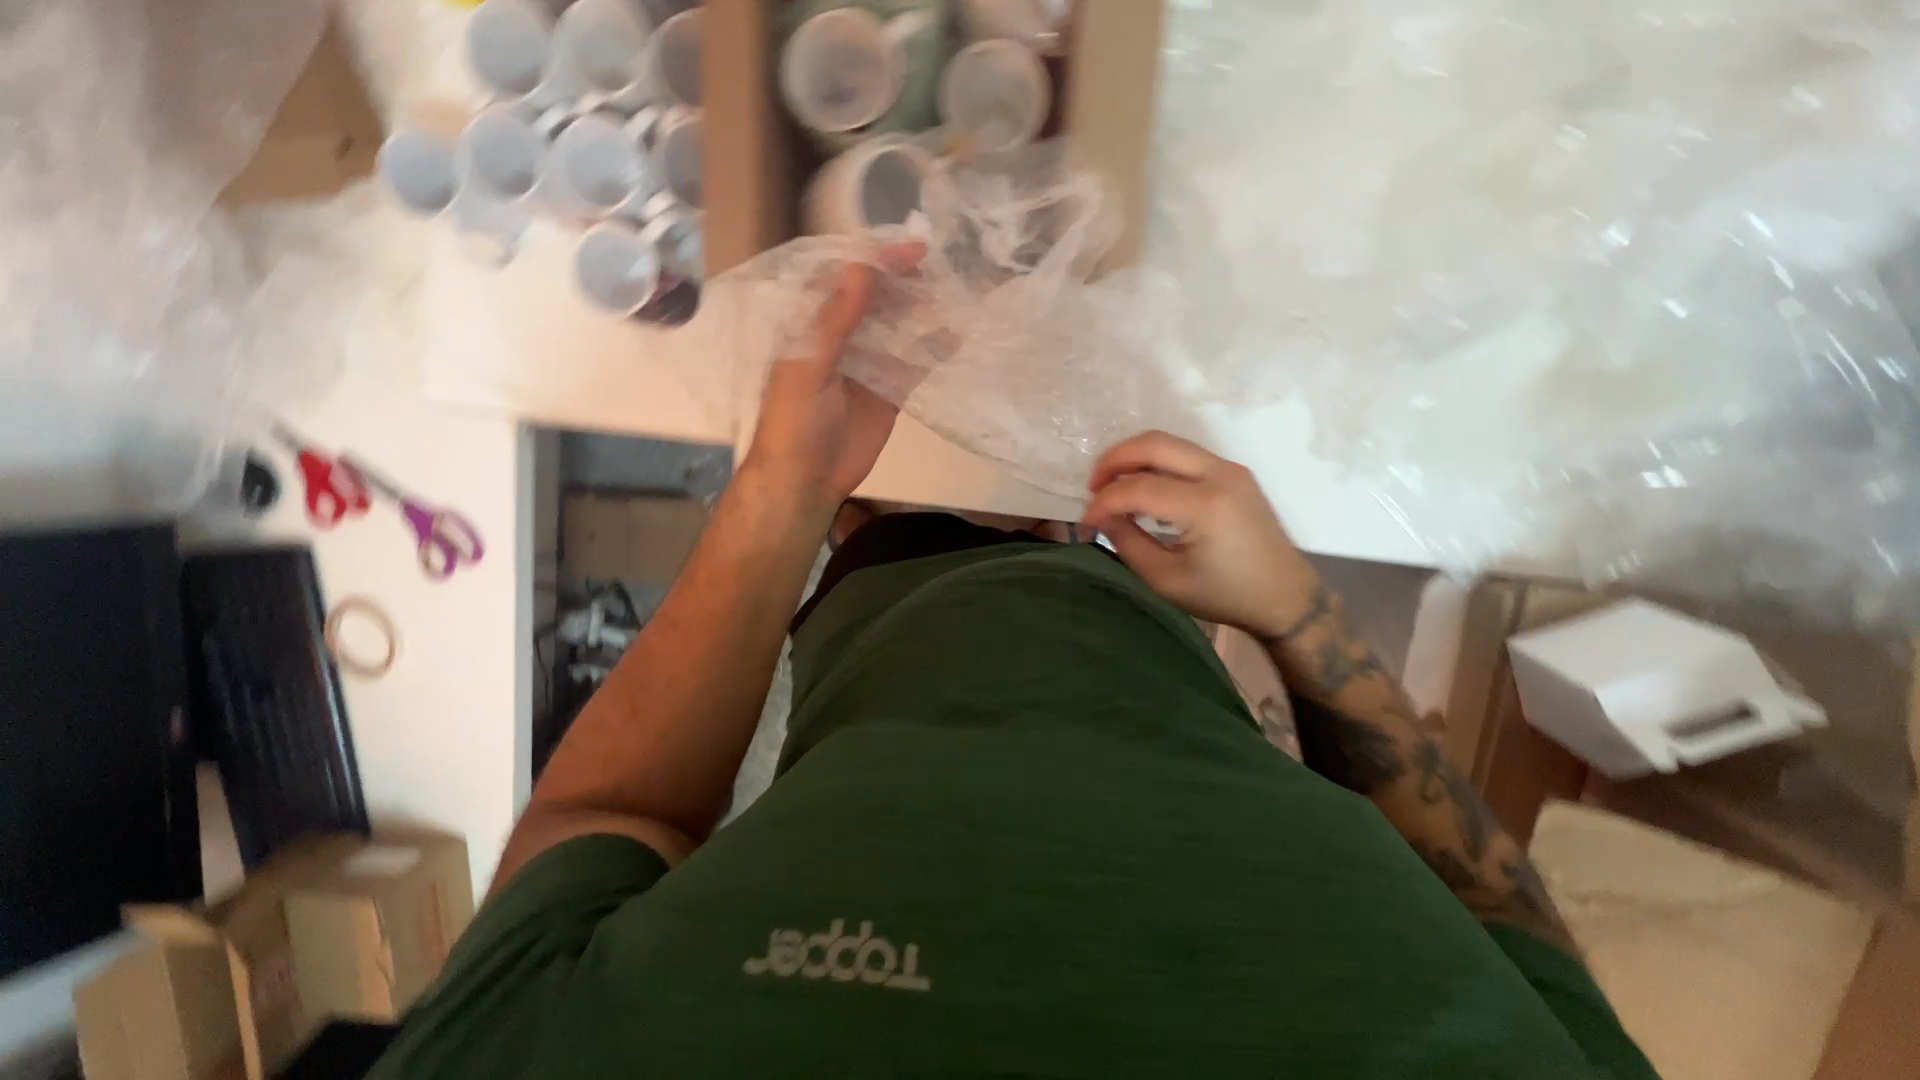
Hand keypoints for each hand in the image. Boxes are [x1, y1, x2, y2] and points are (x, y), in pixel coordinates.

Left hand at [744, 242, 926, 512]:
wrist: (805, 479)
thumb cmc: (794, 421)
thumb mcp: (808, 366)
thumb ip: (835, 319)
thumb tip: (862, 268)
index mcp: (812, 326)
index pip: (845, 279)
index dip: (876, 259)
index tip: (912, 248)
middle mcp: (842, 338)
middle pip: (876, 298)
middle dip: (904, 280)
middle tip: (939, 265)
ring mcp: (868, 364)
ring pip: (898, 327)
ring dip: (922, 310)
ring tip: (953, 291)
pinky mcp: (888, 392)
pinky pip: (915, 364)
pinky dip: (934, 349)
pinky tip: (957, 335)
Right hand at [1082, 431, 1321, 638]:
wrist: (1284, 596)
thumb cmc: (1225, 595)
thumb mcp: (1166, 579)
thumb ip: (1128, 543)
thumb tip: (1101, 517)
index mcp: (1205, 506)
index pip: (1138, 487)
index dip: (1104, 501)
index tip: (1087, 522)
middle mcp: (1220, 475)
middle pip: (1154, 444)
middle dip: (1114, 460)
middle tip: (1093, 486)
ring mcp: (1230, 469)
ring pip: (1169, 443)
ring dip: (1135, 458)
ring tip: (1113, 487)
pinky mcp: (1234, 473)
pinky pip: (1186, 454)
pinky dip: (1156, 464)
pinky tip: (1142, 489)